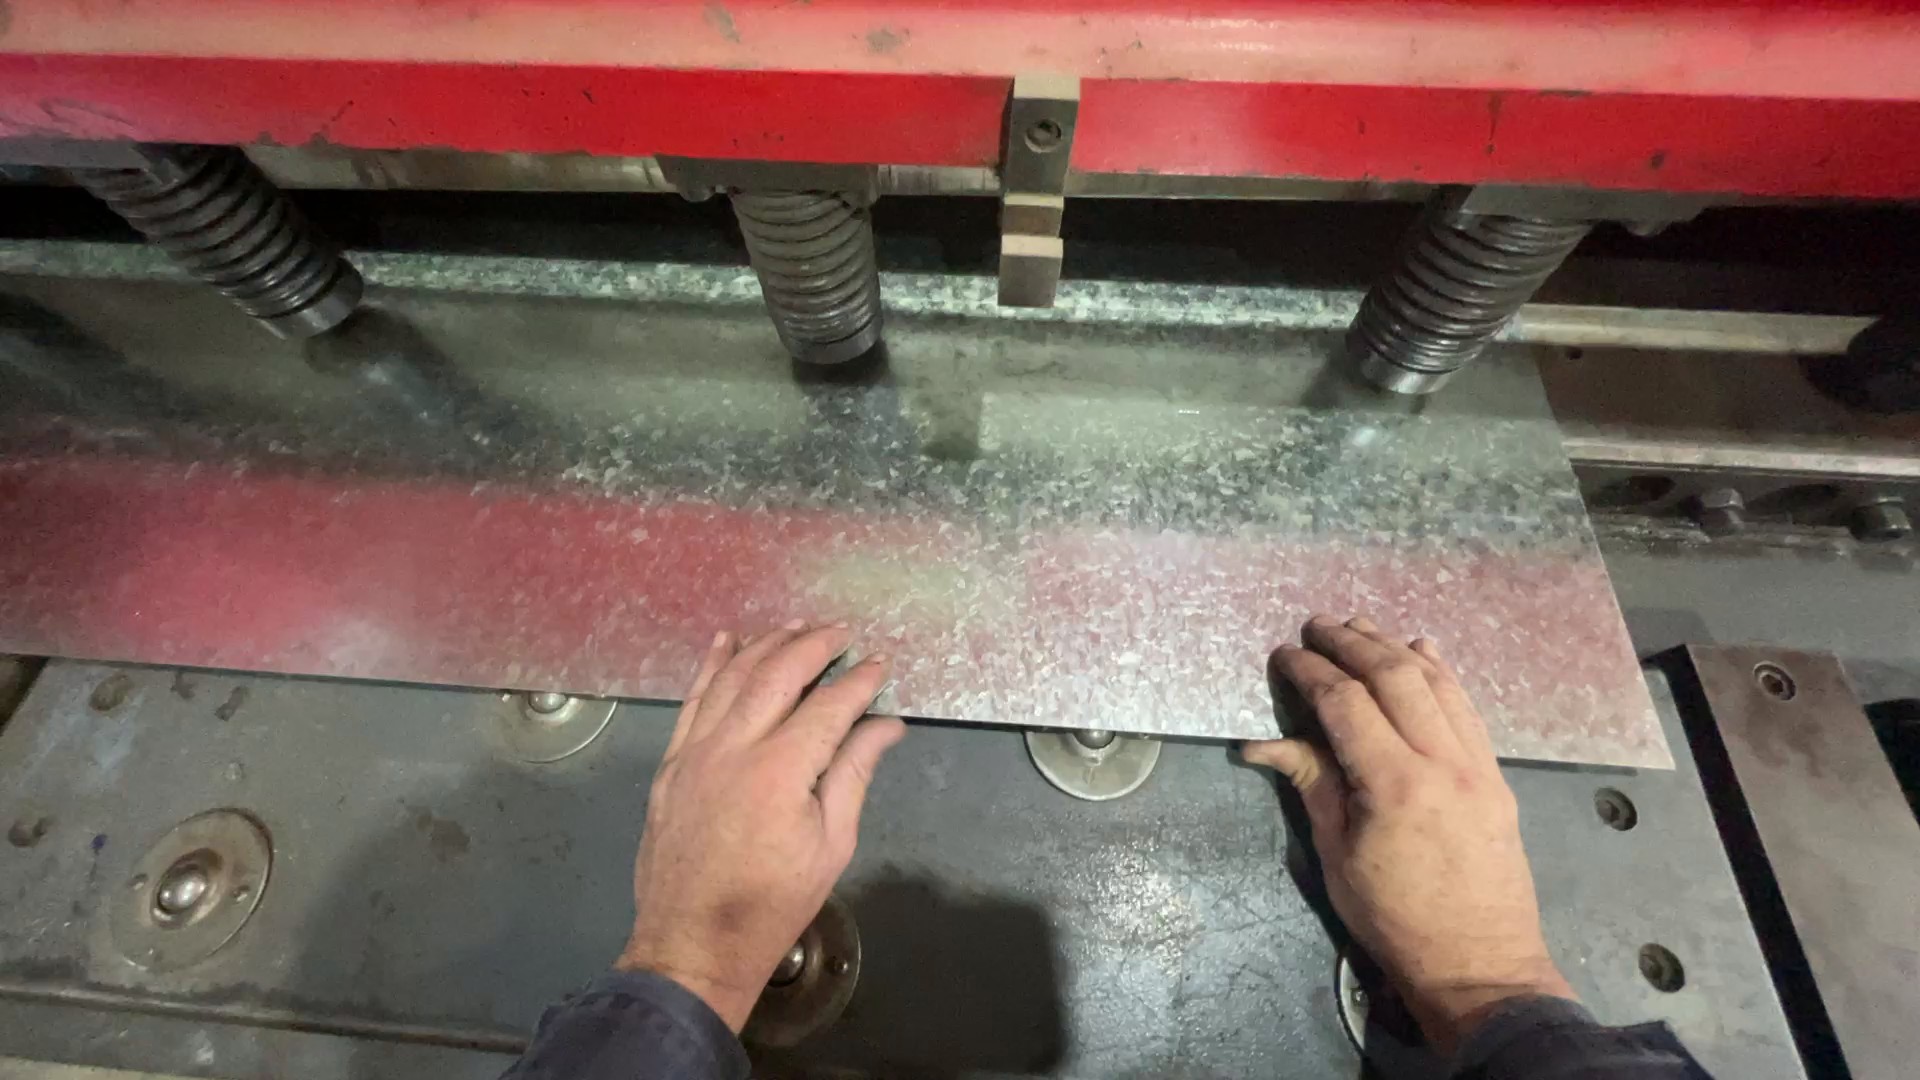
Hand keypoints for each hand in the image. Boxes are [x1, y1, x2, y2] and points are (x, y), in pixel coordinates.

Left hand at [615, 621, 906, 1030]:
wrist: (692, 946)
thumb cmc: (773, 902)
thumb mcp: (831, 845)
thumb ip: (854, 773)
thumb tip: (886, 724)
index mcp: (781, 772)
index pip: (829, 706)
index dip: (859, 680)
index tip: (881, 662)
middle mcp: (734, 747)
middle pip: (778, 674)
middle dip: (815, 645)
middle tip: (843, 631)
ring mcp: (695, 751)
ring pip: (733, 677)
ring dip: (768, 644)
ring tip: (797, 625)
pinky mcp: (672, 761)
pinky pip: (693, 699)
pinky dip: (712, 665)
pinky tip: (728, 639)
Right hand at [1242, 615, 1573, 1053]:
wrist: (1481, 965)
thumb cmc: (1392, 914)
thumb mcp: (1334, 851)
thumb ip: (1309, 781)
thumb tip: (1260, 744)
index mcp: (1395, 784)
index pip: (1345, 702)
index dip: (1309, 670)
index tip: (1283, 654)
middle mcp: (1444, 762)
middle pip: (1394, 677)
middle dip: (1350, 643)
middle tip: (1316, 625)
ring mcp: (1479, 766)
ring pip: (1436, 683)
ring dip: (1393, 647)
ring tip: (1360, 625)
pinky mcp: (1496, 775)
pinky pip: (1467, 707)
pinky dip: (1441, 672)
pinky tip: (1422, 650)